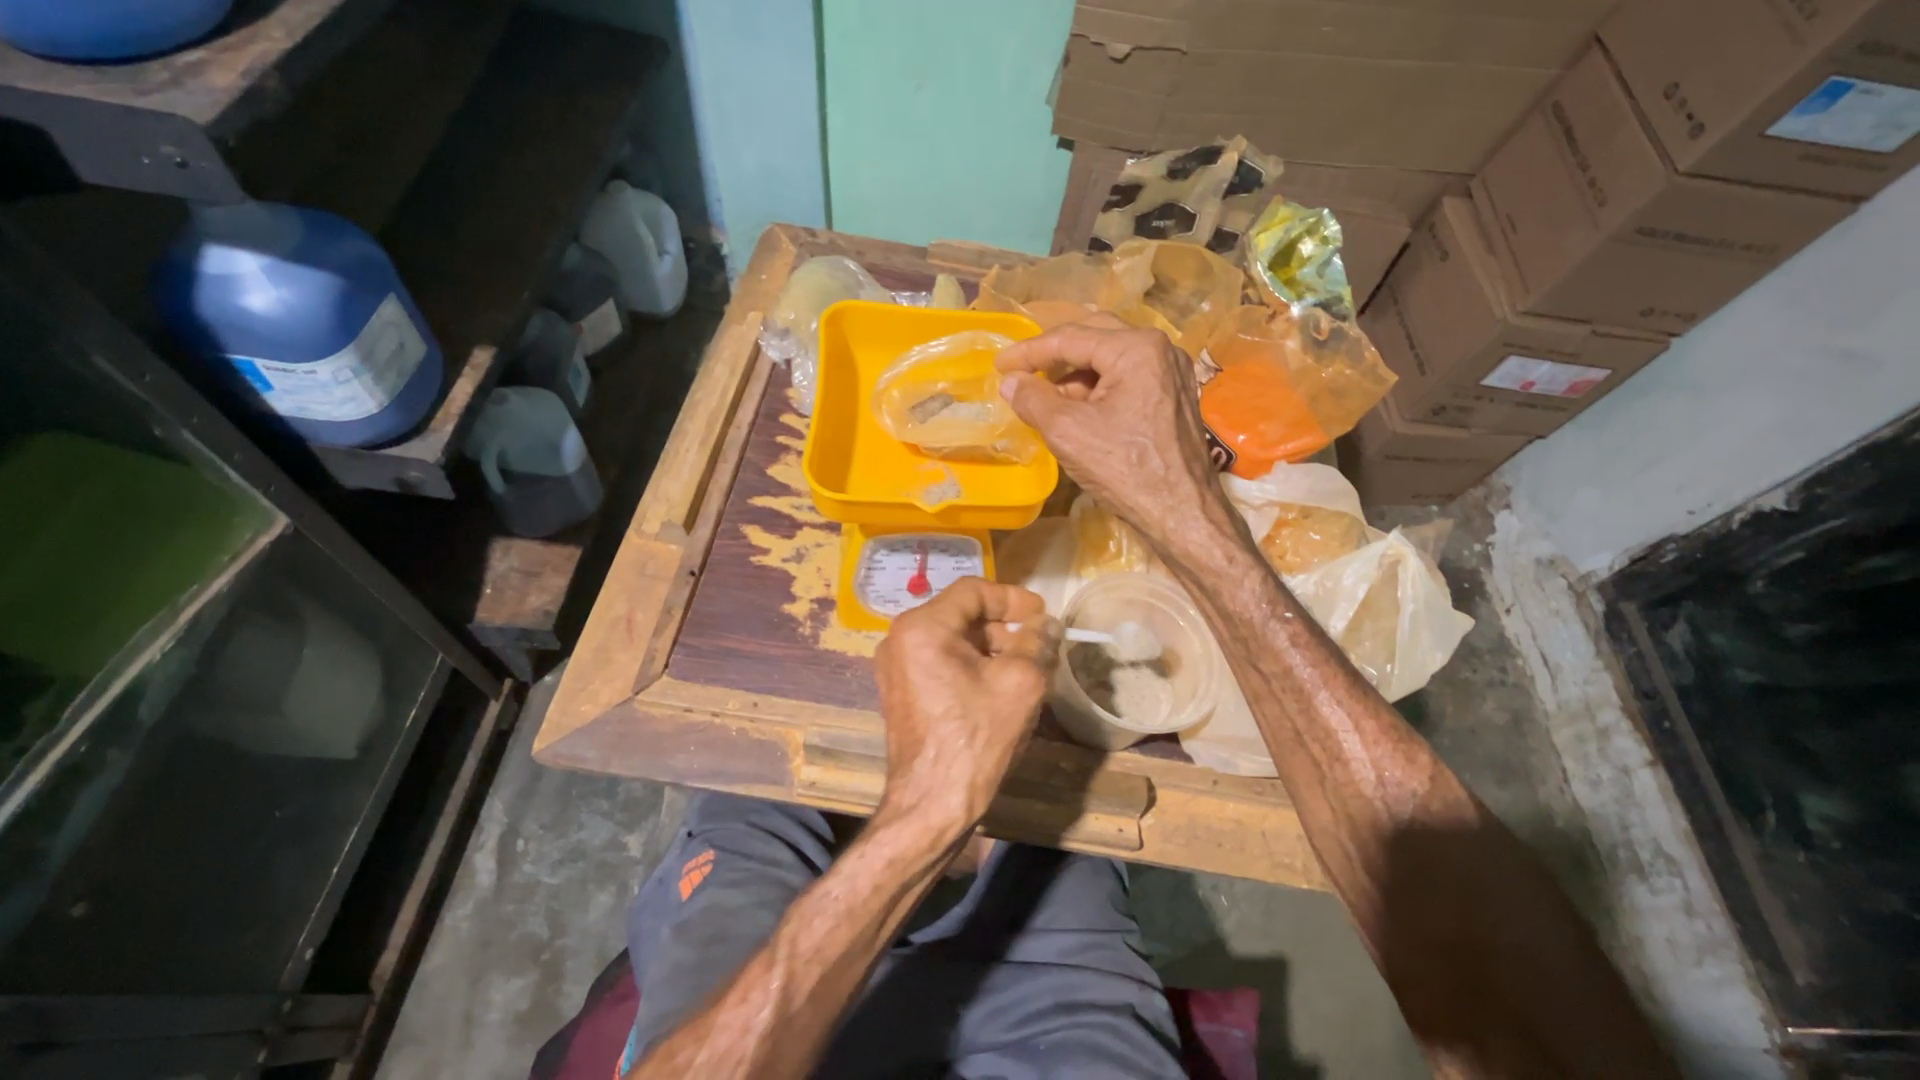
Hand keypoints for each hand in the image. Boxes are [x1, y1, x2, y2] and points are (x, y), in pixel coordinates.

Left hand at [873, 578, 1060, 836]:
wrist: (934, 801)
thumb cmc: (978, 737)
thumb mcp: (1021, 682)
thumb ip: (1037, 642)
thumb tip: (1047, 624)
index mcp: (922, 627)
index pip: (972, 591)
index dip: (1012, 598)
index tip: (1041, 614)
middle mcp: (899, 640)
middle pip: (960, 615)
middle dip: (1003, 627)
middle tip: (1038, 646)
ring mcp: (895, 668)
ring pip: (951, 640)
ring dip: (989, 648)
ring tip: (1024, 670)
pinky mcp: (900, 693)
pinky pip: (939, 663)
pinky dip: (970, 667)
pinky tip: (998, 689)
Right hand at [996, 316, 1237, 562]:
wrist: (1181, 512)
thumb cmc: (1124, 468)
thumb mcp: (1067, 432)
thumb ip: (1033, 399)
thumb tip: (1010, 382)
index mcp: (1136, 348)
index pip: (1071, 337)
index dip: (1029, 351)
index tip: (999, 366)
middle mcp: (1160, 349)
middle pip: (1094, 337)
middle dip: (1054, 355)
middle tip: (1021, 372)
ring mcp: (1171, 373)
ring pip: (1111, 358)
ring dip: (1075, 374)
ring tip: (1045, 398)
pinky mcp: (1174, 396)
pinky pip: (1127, 377)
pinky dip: (1098, 388)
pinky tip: (1076, 410)